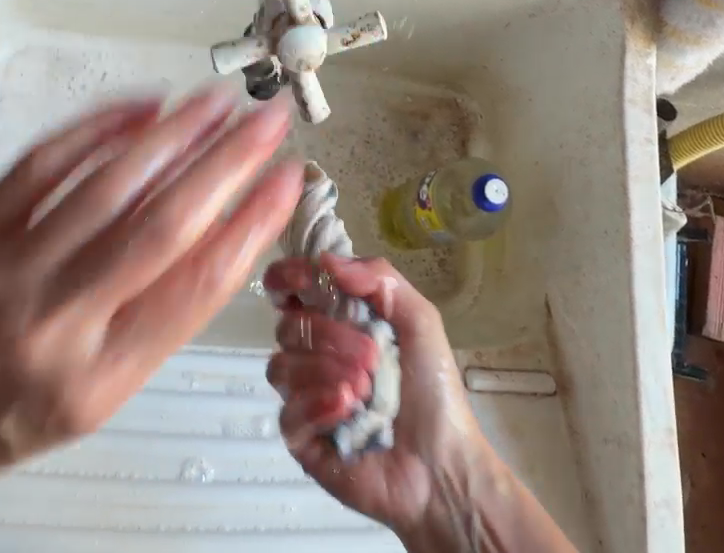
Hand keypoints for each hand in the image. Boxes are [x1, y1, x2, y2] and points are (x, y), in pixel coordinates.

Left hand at [0, 88, 301, 530]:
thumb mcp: (88, 402)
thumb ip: (153, 320)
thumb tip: (216, 237)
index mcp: (97, 378)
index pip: (201, 284)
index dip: (255, 221)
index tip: (286, 180)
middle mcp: (55, 322)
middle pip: (165, 222)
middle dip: (230, 161)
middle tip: (267, 122)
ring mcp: (8, 269)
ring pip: (111, 183)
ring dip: (176, 134)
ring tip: (217, 104)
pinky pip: (46, 163)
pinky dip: (100, 127)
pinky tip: (142, 108)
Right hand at [262, 255, 494, 540]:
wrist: (441, 463)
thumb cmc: (433, 388)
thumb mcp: (419, 320)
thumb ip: (379, 278)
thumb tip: (325, 260)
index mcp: (340, 321)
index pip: (294, 290)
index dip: (289, 278)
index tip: (296, 279)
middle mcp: (316, 354)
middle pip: (289, 326)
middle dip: (329, 335)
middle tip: (372, 356)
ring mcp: (305, 396)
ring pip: (282, 366)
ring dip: (327, 371)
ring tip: (366, 390)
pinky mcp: (302, 439)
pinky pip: (288, 412)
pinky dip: (319, 405)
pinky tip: (348, 410)